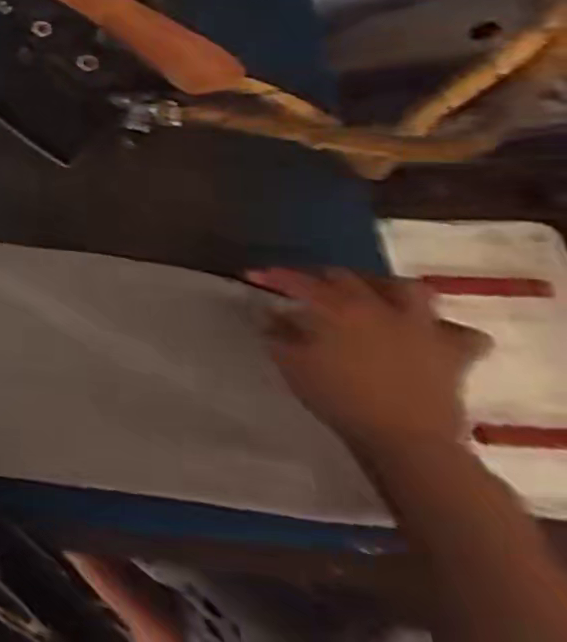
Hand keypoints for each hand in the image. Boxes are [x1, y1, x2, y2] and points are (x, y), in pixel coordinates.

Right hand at [251, 267, 491, 454]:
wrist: (405, 439)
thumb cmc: (338, 397)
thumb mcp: (291, 363)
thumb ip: (276, 332)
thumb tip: (270, 314)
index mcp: (337, 309)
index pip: (299, 282)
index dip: (274, 277)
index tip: (254, 276)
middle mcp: (380, 308)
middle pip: (349, 278)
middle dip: (323, 278)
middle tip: (306, 288)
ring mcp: (422, 329)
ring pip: (408, 290)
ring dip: (384, 288)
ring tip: (369, 297)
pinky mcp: (454, 353)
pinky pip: (462, 332)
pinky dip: (445, 328)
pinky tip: (426, 334)